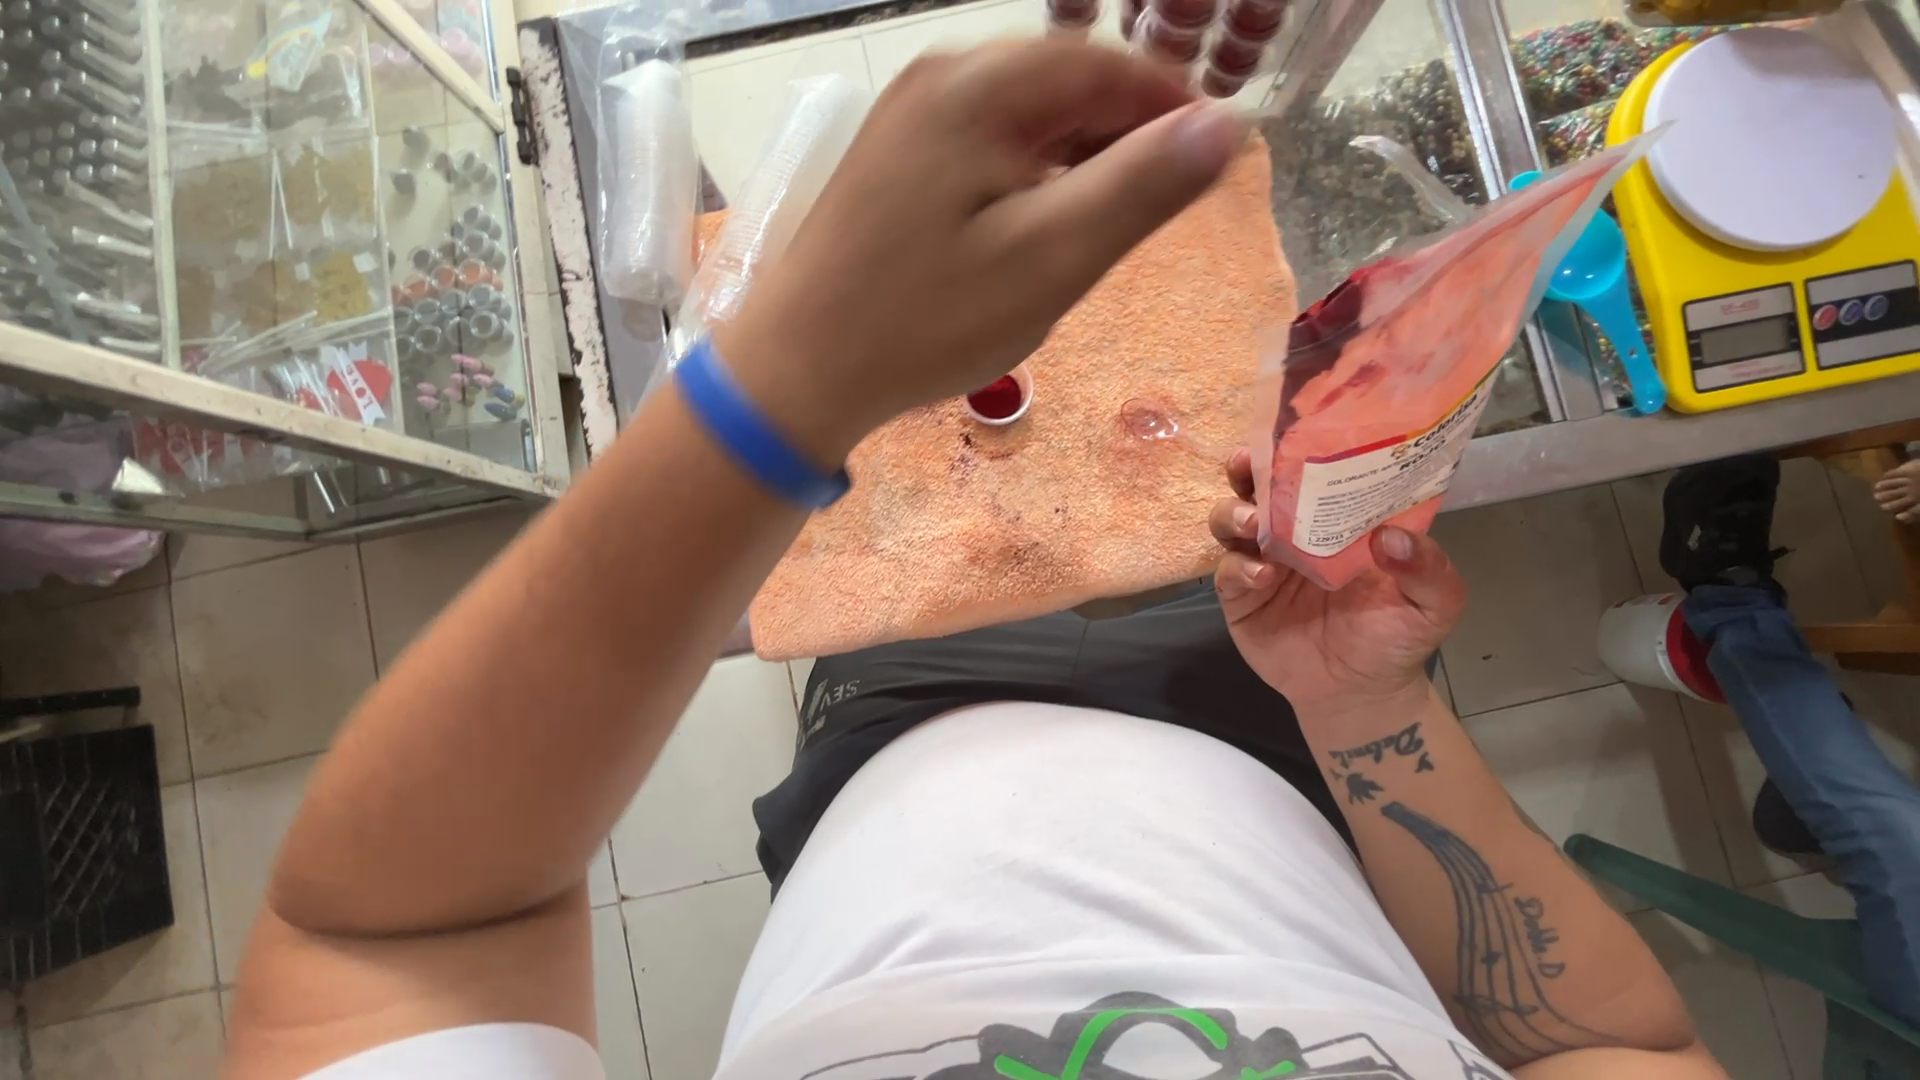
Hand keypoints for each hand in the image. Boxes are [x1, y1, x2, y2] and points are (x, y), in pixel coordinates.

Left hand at [718, 39, 1246, 463]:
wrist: (799, 369)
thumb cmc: (927, 322)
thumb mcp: (1049, 261)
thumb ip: (1138, 189)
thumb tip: (1223, 127)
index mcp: (982, 85)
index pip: (1108, 66)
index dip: (1171, 110)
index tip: (1212, 163)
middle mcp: (939, 79)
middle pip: (1061, 86)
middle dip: (1120, 140)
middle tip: (1155, 208)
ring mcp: (905, 118)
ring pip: (1020, 122)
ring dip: (1072, 164)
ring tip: (1099, 227)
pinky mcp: (889, 162)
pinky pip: (980, 150)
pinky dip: (1023, 180)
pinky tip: (1031, 230)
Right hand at [1210, 449, 1466, 721]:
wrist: (1356, 695)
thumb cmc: (1395, 640)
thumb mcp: (1433, 605)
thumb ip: (1428, 569)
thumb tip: (1390, 538)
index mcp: (1335, 523)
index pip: (1309, 475)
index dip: (1293, 452)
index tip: (1286, 434)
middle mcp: (1292, 534)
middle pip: (1256, 490)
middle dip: (1245, 472)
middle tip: (1245, 465)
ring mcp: (1261, 563)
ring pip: (1230, 523)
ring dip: (1233, 514)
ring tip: (1252, 524)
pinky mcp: (1239, 596)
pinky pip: (1226, 572)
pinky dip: (1236, 568)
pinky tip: (1260, 575)